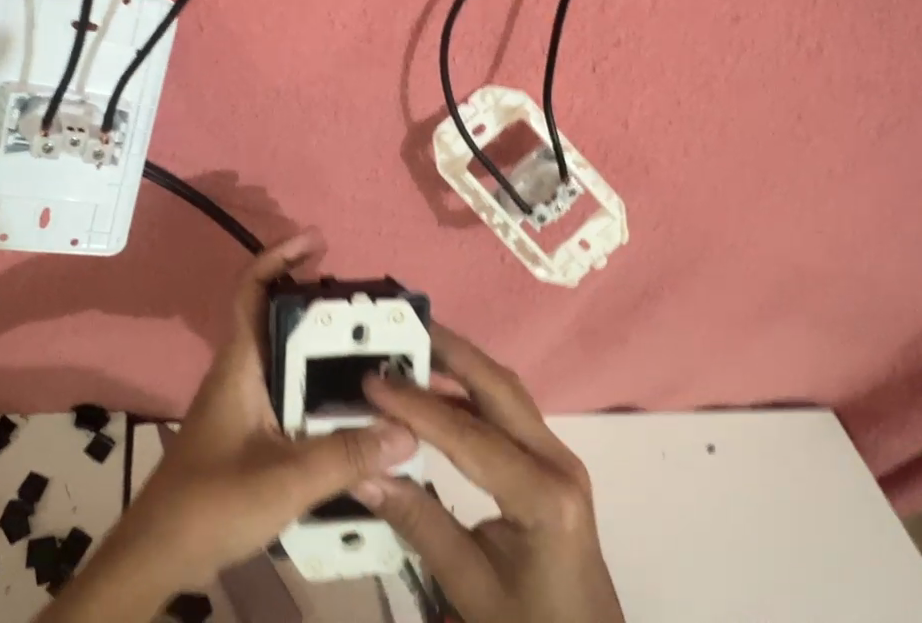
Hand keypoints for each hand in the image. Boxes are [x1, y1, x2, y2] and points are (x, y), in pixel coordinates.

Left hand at [39, 233, 417, 620]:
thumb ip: (346, 456)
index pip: (251, 291)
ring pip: (283, 356)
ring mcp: (241, 402)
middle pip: (274, 317)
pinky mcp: (246, 430)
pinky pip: (286, 389)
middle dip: (316, 299)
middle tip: (366, 305)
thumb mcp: (286, 480)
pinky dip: (316, 383)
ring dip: (319, 344)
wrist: (159, 552)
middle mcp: (239, 373)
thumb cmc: (211, 503)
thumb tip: (407, 431)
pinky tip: (348, 405)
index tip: (317, 240)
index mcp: (240, 366)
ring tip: (370, 349)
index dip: (279, 258)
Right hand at [356, 325, 623, 622]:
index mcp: (543, 495)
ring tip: (411, 348)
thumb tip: (363, 473)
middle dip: (450, 351)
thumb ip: (418, 522)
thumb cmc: (530, 621)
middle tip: (401, 328)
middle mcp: (558, 463)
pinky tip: (432, 394)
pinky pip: (505, 415)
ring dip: (459, 366)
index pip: (468, 435)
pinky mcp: (550, 465)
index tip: (370, 381)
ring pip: (504, 393)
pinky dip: (467, 394)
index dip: (415, 405)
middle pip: (499, 388)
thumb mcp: (470, 583)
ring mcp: (558, 459)